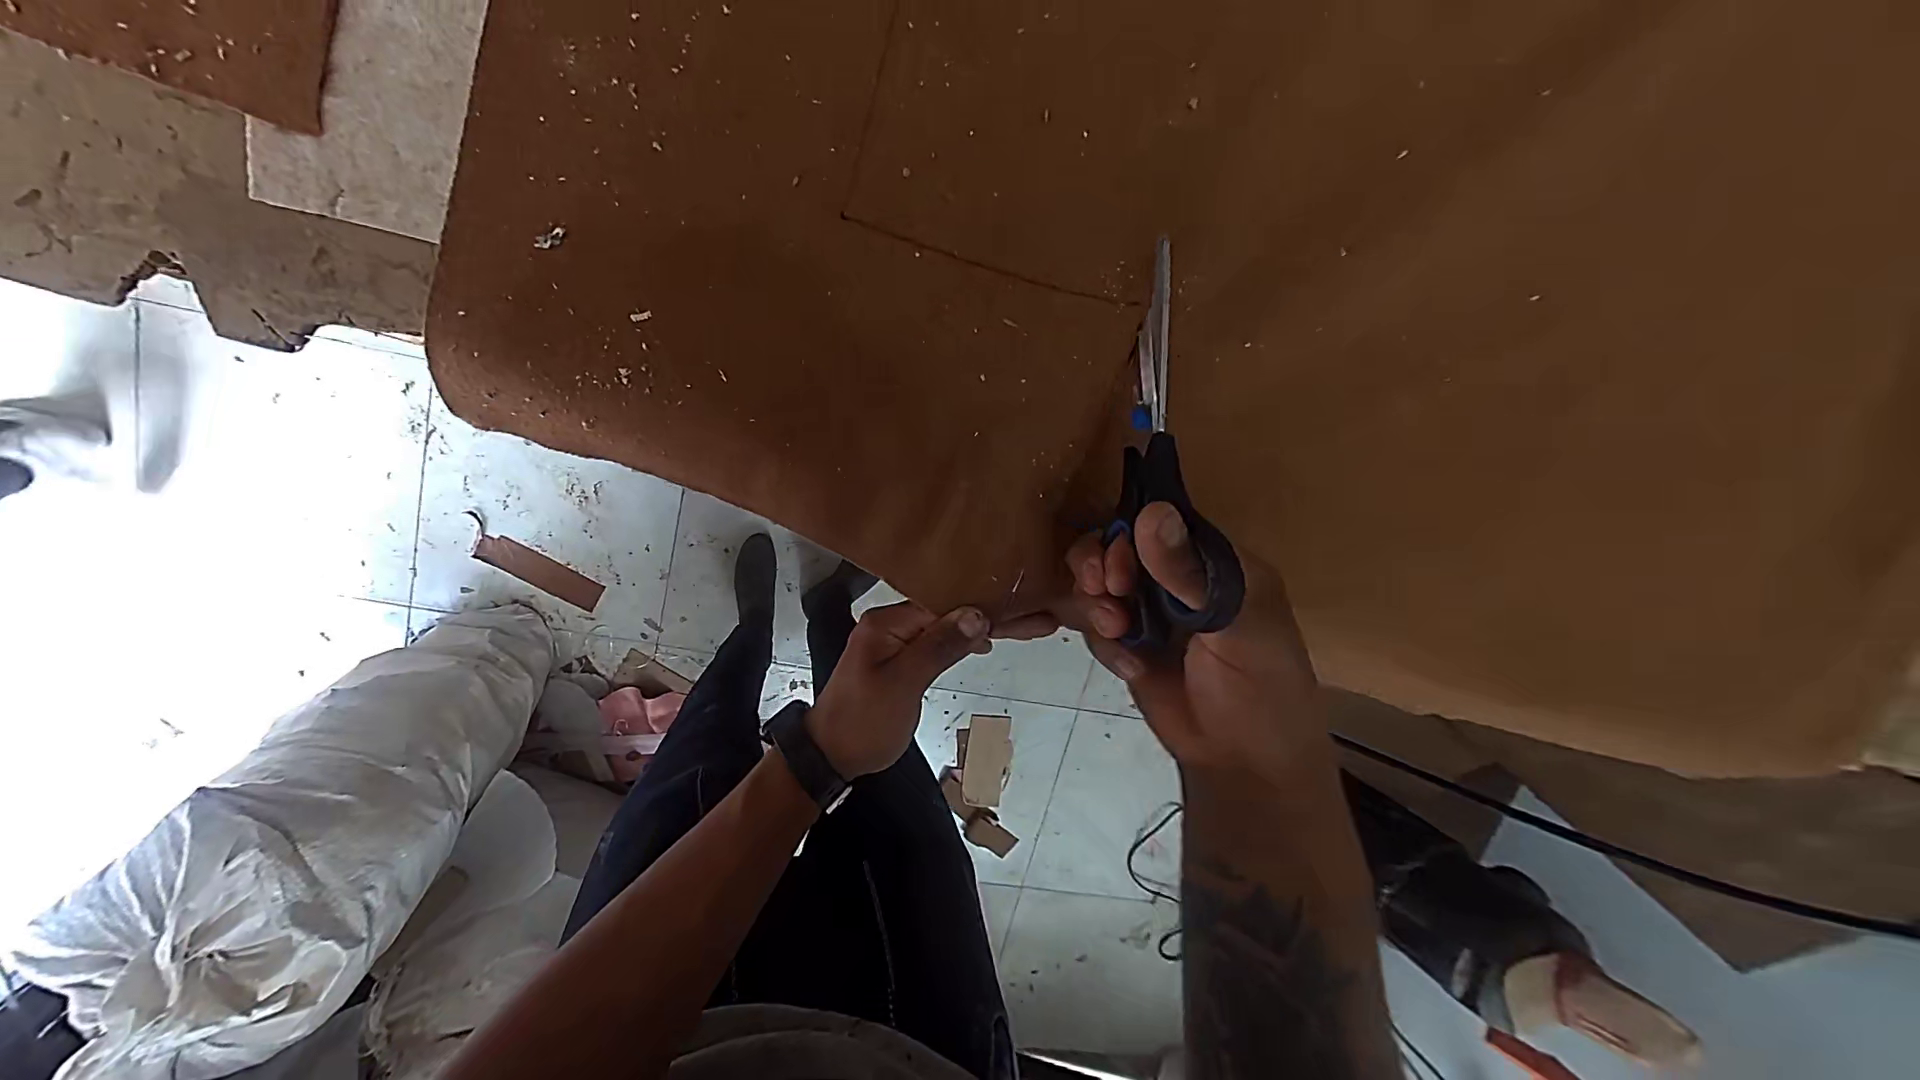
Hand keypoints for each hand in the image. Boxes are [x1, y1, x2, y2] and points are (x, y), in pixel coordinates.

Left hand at [806, 601, 991, 777]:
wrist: (832, 756)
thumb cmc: (862, 722)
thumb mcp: (905, 683)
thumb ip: (939, 647)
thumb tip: (974, 616)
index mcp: (883, 622)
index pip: (936, 603)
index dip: (969, 611)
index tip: (999, 620)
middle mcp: (885, 626)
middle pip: (936, 613)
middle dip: (969, 620)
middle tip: (1005, 628)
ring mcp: (889, 643)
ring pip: (935, 629)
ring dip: (961, 634)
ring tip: (993, 638)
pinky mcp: (895, 661)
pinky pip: (928, 645)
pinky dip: (949, 647)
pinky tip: (970, 649)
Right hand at [1060, 502, 1324, 784]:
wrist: (1243, 765)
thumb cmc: (1262, 689)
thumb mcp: (1236, 627)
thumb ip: (1190, 573)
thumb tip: (1152, 512)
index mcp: (1217, 563)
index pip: (1163, 523)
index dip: (1131, 533)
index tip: (1120, 565)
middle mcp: (1179, 580)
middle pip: (1120, 547)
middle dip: (1102, 565)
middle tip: (1104, 591)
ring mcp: (1152, 613)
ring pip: (1100, 584)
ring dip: (1096, 603)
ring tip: (1116, 631)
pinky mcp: (1130, 645)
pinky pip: (1097, 626)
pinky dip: (1103, 642)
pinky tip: (1130, 667)